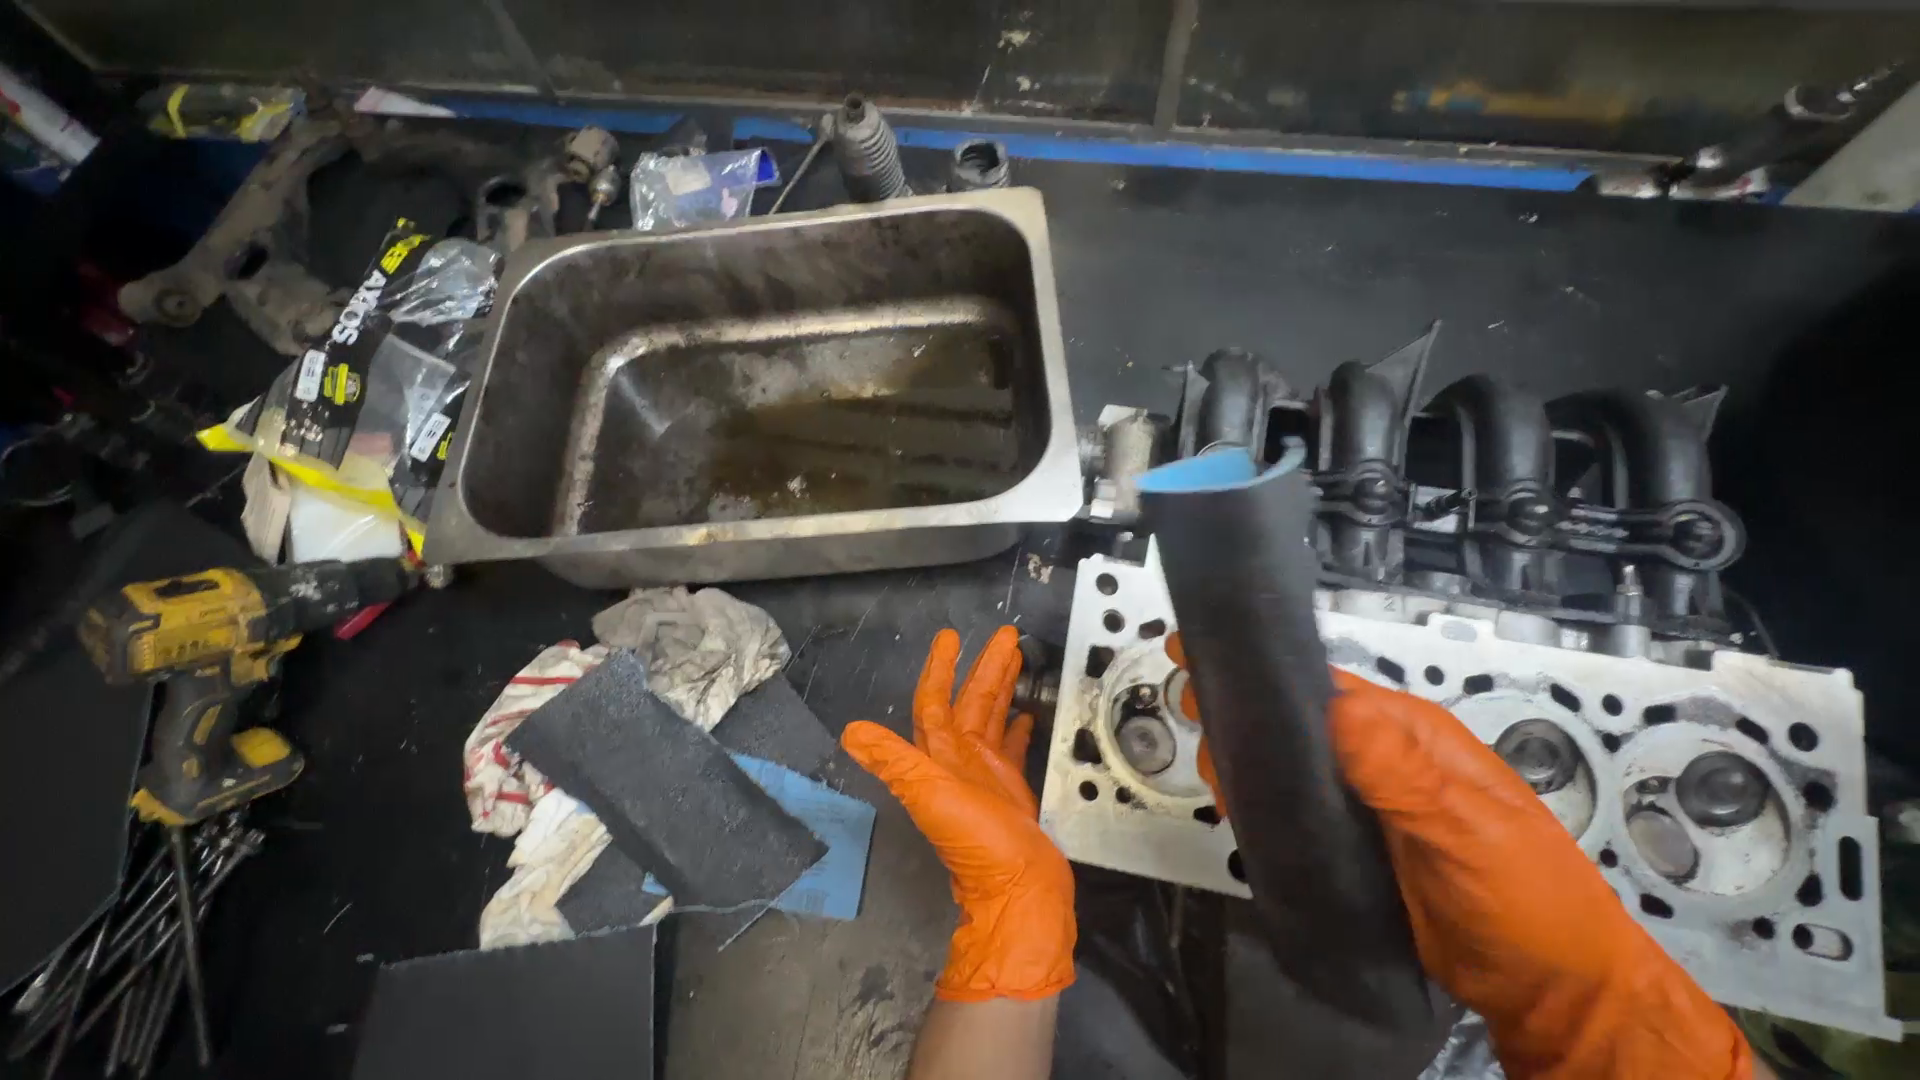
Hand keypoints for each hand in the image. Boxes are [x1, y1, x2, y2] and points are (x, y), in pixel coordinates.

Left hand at [841, 626, 1075, 1001]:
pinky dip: (1017, 726)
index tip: (951, 637)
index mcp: (938, 757)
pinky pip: (1011, 746)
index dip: (940, 668)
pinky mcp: (1011, 788)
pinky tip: (1028, 711)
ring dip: (1003, 687)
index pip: (934, 701)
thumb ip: (893, 761)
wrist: (1021, 888)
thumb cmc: (976, 841)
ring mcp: (985, 773)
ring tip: (1020, 657)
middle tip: (1007, 633)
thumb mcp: (931, 796)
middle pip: (970, 701)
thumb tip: (850, 731)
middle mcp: (958, 760)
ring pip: (992, 717)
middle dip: (985, 666)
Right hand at [1166, 635, 1752, 1077]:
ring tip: (1218, 782)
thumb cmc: (1526, 900)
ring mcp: (1363, 800)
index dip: (1262, 675)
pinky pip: (1293, 809)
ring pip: (1286, 764)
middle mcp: (1380, 755)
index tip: (1201, 665)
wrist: (1549, 993)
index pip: (1323, 685)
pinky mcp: (1349, 841)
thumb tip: (1338, 708)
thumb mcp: (1467, 830)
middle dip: (1243, 717)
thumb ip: (1403, 772)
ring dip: (1246, 763)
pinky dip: (1261, 804)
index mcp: (1408, 733)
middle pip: (1294, 719)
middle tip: (1202, 731)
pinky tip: (1237, 812)